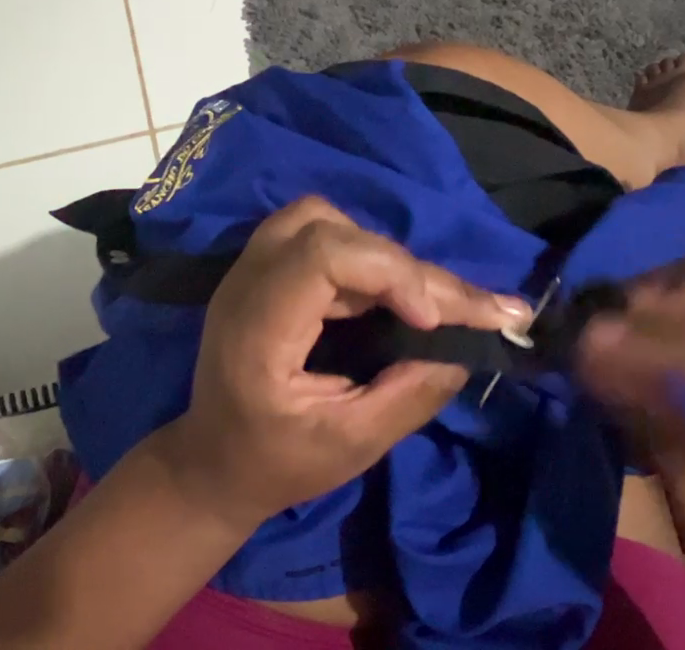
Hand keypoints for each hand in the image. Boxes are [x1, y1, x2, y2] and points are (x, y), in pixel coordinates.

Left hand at [153, 196, 530, 527]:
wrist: (213, 460)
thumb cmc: (276, 462)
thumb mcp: (350, 446)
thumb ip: (408, 396)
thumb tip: (464, 352)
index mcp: (258, 327)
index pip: (321, 253)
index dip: (388, 271)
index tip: (430, 321)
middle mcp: (247, 282)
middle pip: (331, 230)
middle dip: (407, 267)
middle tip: (471, 310)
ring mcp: (249, 269)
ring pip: (324, 221)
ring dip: (383, 255)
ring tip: (428, 301)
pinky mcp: (263, 270)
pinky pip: (318, 235)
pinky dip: (365, 257)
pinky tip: (395, 293)